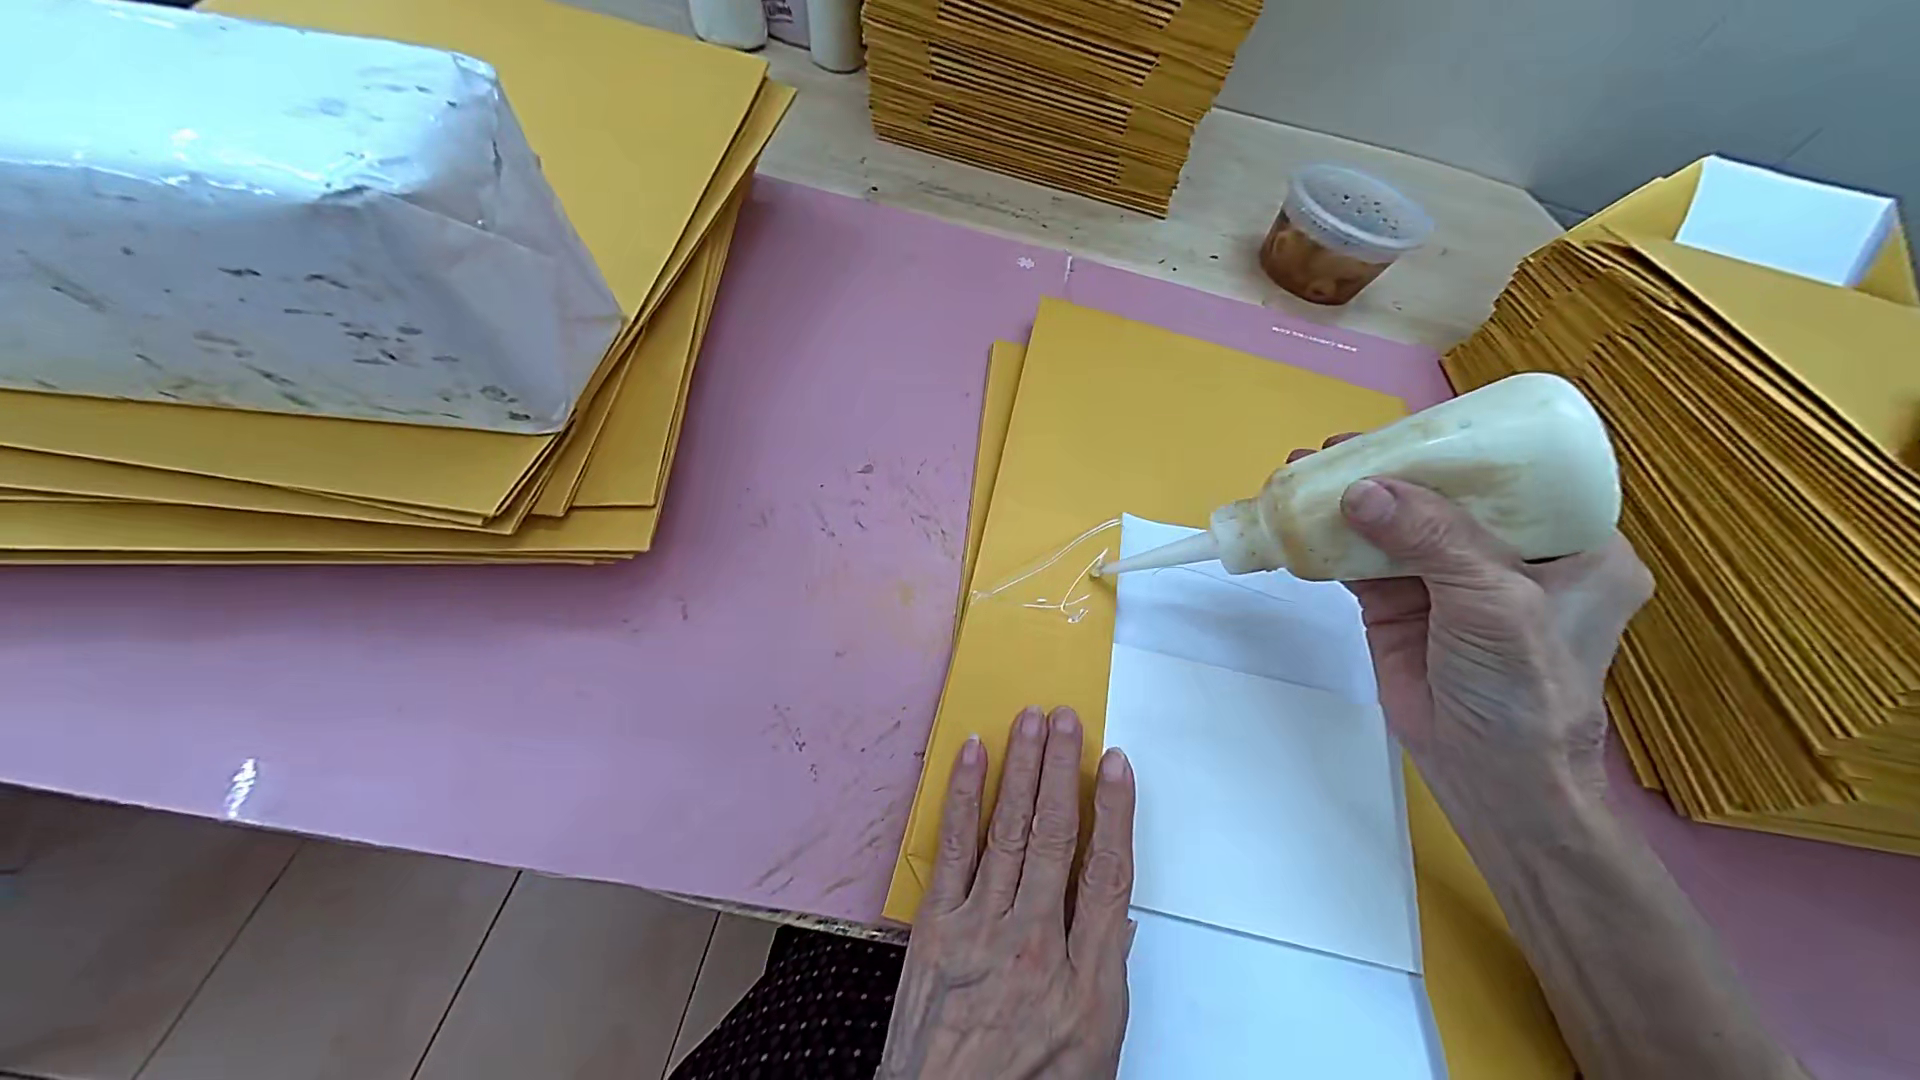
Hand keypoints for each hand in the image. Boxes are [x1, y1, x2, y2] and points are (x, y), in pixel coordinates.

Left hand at [879, 706, 1135, 1079]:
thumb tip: (1116, 908)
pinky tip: (974, 755)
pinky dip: (964, 795)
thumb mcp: (1095, 1047)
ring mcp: (981, 929)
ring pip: (1009, 829)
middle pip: (1056, 835)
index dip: (1115, 811)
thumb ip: (1107, 967)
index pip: (1108, 872)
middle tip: (1067, 719)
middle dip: (1063, 770)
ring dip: (1021, 768)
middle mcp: (1035, 943)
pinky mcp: (936, 927)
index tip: (1116, 764)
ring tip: (1031, 722)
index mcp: (1084, 979)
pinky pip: (955, 846)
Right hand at [1290, 440, 1652, 810]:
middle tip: (1336, 448)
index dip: (1457, 447)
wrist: (1486, 773)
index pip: (1512, 475)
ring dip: (1350, 500)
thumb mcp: (1495, 602)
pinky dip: (1331, 539)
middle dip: (1387, 470)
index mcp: (1569, 543)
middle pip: (1439, 495)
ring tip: (1304, 472)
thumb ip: (1433, 540)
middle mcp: (1506, 554)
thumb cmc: (1523, 688)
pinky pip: (1361, 559)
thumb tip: (1359, 491)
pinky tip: (1301, 520)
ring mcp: (1445, 579)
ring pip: (1393, 523)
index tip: (1402, 430)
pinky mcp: (1398, 602)